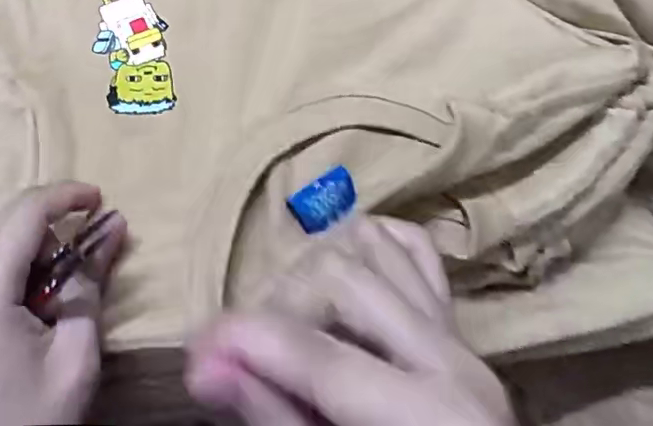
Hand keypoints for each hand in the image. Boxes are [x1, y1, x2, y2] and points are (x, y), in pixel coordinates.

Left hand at [0, 182, 127, 425]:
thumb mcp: (74, 362)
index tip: (100, 197)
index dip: (65, 196)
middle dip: (49, 221)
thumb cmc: (29, 425)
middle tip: (88, 244)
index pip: (25, 214)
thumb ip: (89, 288)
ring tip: (62, 281)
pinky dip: (9, 264)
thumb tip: (111, 230)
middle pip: (3, 220)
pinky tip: (32, 296)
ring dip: (29, 243)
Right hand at [185, 217, 513, 425]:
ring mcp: (457, 335)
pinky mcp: (454, 324)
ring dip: (313, 270)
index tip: (195, 357)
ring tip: (285, 318)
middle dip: (276, 303)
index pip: (319, 357)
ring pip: (369, 245)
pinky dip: (368, 244)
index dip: (244, 344)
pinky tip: (336, 267)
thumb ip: (273, 417)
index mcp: (434, 416)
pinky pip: (412, 248)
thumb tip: (204, 366)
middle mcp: (453, 360)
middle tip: (241, 350)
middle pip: (337, 275)